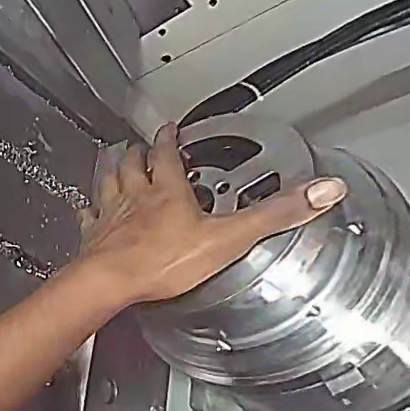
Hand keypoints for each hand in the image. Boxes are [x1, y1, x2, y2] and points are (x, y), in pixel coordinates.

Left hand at [76, 122, 346, 304]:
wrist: (113, 281)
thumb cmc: (163, 261)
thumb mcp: (229, 237)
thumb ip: (274, 214)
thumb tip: (324, 190)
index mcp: (166, 192)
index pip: (168, 154)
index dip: (170, 139)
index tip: (170, 129)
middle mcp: (135, 198)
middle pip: (133, 165)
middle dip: (138, 152)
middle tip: (139, 145)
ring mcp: (110, 218)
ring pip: (108, 184)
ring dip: (112, 171)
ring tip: (112, 161)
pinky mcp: (93, 242)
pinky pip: (88, 220)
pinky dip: (88, 213)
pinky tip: (86, 211)